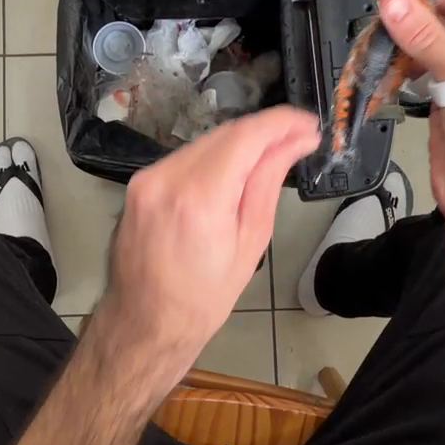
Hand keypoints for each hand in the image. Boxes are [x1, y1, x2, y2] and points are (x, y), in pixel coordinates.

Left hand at [100, 106, 319, 376]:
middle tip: (298, 139)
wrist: (144, 322)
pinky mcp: (137, 184)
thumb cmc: (203, 298)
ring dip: (238, 144)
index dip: (281, 123)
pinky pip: (183, 158)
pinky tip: (232, 172)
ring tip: (270, 156)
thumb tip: (293, 143)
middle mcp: (166, 179)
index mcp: (199, 199)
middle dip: (264, 131)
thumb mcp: (250, 243)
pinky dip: (212, 159)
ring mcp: (145, 179)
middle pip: (224, 134)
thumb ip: (267, 183)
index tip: (308, 124)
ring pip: (203, 142)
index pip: (245, 136)